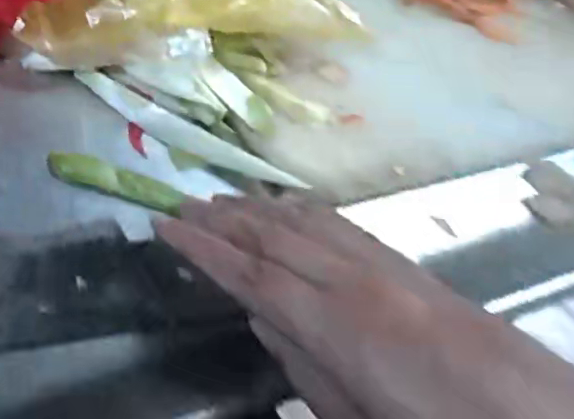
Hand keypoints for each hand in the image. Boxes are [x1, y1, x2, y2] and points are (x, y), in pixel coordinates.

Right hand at [156, 195, 573, 418]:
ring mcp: (385, 268)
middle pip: (270, 236)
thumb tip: (264, 321)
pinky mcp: (411, 266)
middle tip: (180, 204)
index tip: (162, 224)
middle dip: (220, 218)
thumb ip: (309, 376)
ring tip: (218, 199)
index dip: (202, 249)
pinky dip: (297, 208)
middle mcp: (356, 284)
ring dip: (253, 207)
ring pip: (301, 221)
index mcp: (342, 331)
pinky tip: (284, 206)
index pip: (251, 275)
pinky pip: (338, 223)